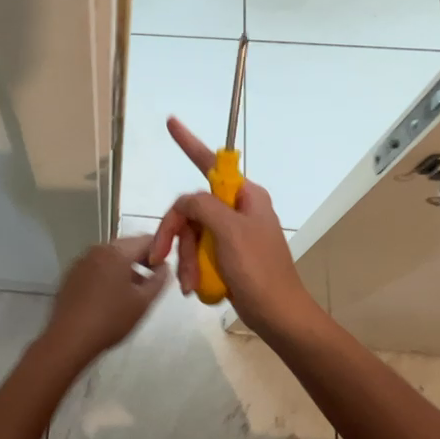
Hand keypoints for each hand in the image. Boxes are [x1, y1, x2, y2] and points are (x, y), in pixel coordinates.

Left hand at [40, 235, 169, 365]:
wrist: (70, 338)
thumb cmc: (111, 319)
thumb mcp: (143, 302)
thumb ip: (159, 280)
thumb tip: (164, 266)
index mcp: (117, 252)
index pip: (146, 240)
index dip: (159, 252)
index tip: (163, 270)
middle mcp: (97, 249)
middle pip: (127, 246)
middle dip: (142, 260)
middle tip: (151, 281)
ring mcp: (81, 260)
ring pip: (110, 256)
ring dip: (125, 267)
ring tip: (133, 291)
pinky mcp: (71, 274)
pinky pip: (96, 266)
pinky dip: (107, 274)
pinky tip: (110, 296)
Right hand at [151, 117, 320, 335]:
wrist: (279, 317)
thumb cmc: (259, 271)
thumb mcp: (230, 233)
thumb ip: (203, 207)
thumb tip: (185, 202)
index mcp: (245, 196)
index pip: (211, 162)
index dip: (189, 143)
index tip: (171, 122)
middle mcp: (237, 209)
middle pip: (191, 209)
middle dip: (176, 234)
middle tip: (160, 256)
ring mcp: (230, 234)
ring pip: (190, 234)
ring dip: (184, 259)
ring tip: (189, 284)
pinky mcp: (225, 256)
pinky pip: (197, 253)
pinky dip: (191, 269)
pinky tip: (194, 287)